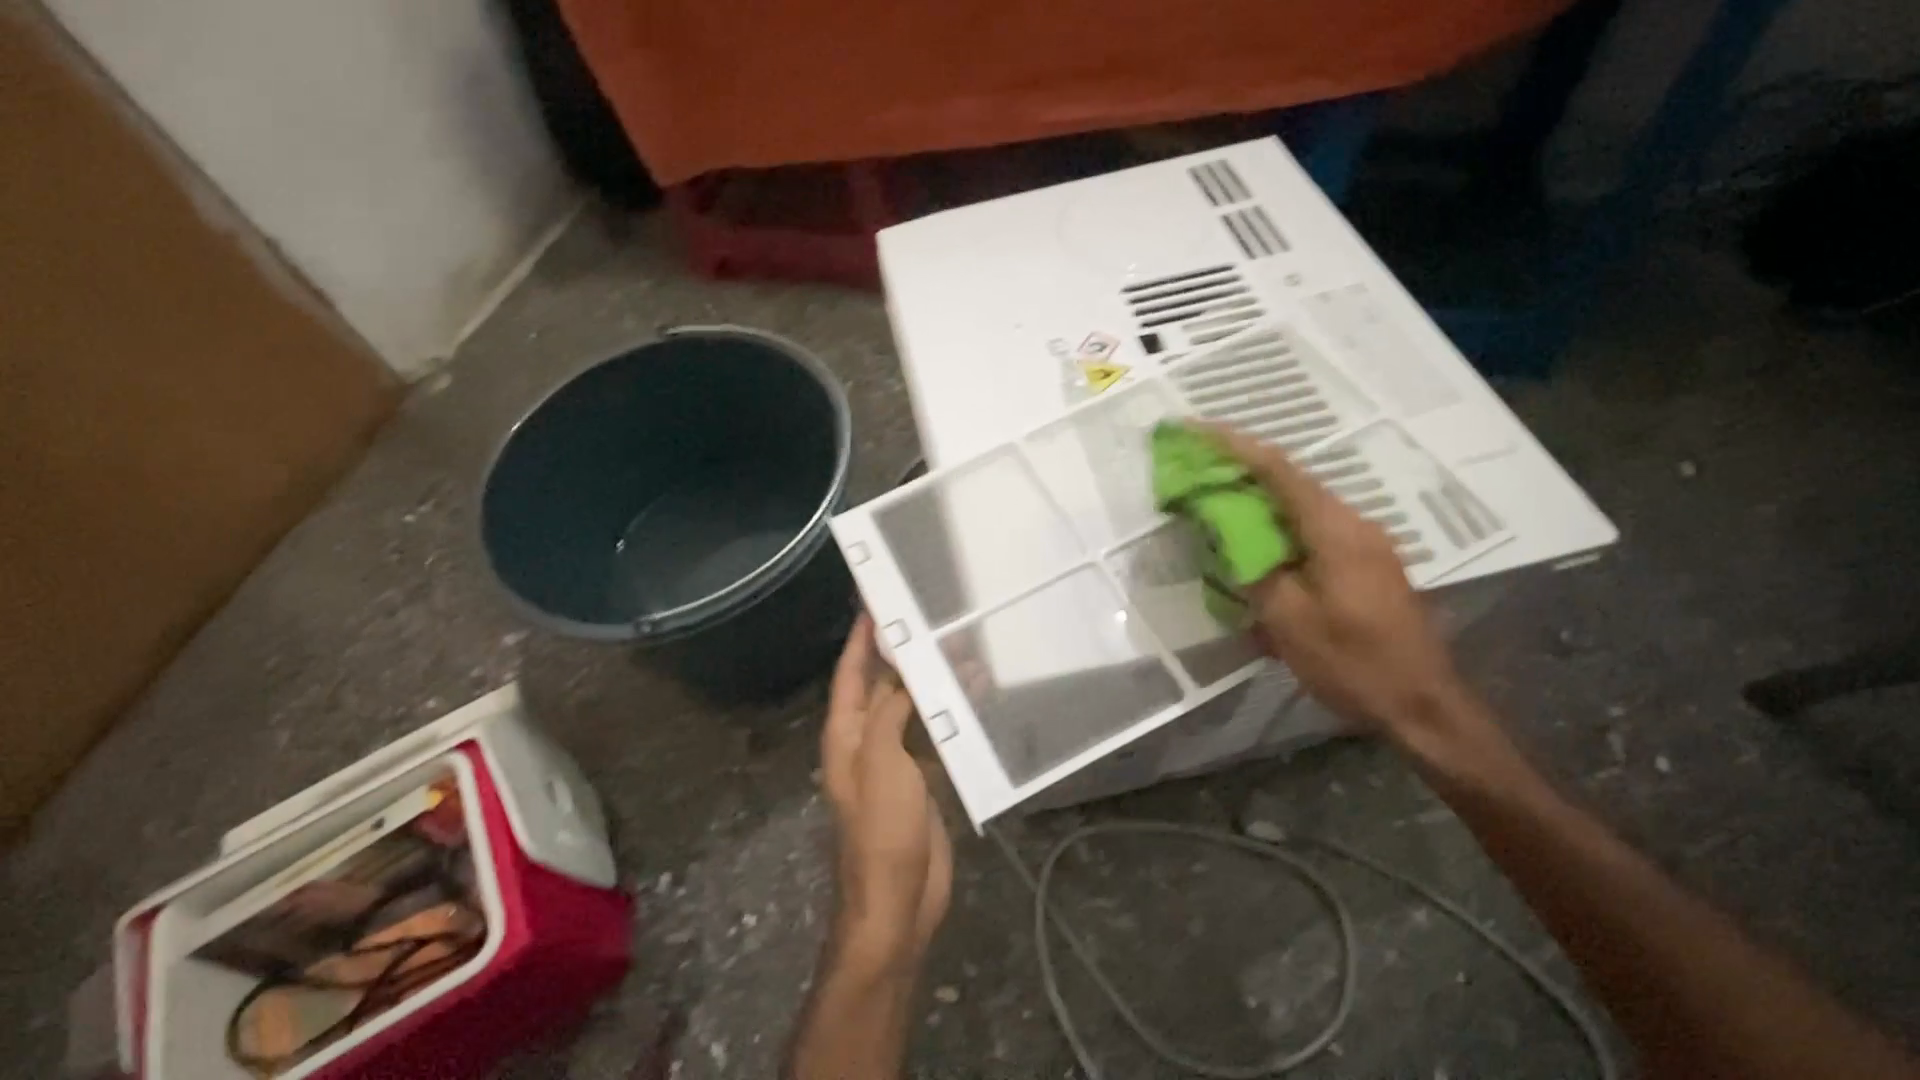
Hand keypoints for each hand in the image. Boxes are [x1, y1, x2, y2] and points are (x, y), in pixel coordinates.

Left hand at [819, 615, 951, 959]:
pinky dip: (952, 715)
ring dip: (934, 682)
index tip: (877, 598)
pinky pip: (936, 737)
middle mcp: (867, 741)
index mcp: (845, 733)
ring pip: (914, 710)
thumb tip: (908, 673)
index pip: (851, 672)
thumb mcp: (881, 762)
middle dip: (904, 653)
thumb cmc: (880, 829)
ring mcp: (896, 762)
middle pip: (884, 686)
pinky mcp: (924, 782)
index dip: (862, 637)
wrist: (898, 901)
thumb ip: (891, 712)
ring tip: (965, 647)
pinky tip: (977, 698)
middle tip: (936, 616)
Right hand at [1201, 424, 1470, 742]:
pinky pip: (1315, 535)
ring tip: (1219, 511)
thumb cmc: (1355, 663)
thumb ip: (1255, 572)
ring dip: (1260, 506)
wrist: (1424, 705)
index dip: (1234, 446)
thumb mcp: (1290, 622)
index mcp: (1335, 530)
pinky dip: (1279, 533)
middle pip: (1291, 484)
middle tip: (1198, 474)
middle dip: (1242, 474)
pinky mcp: (1369, 568)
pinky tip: (1258, 555)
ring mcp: (1367, 546)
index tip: (1195, 430)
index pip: (1278, 470)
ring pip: (1302, 510)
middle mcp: (1355, 525)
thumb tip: (1230, 539)